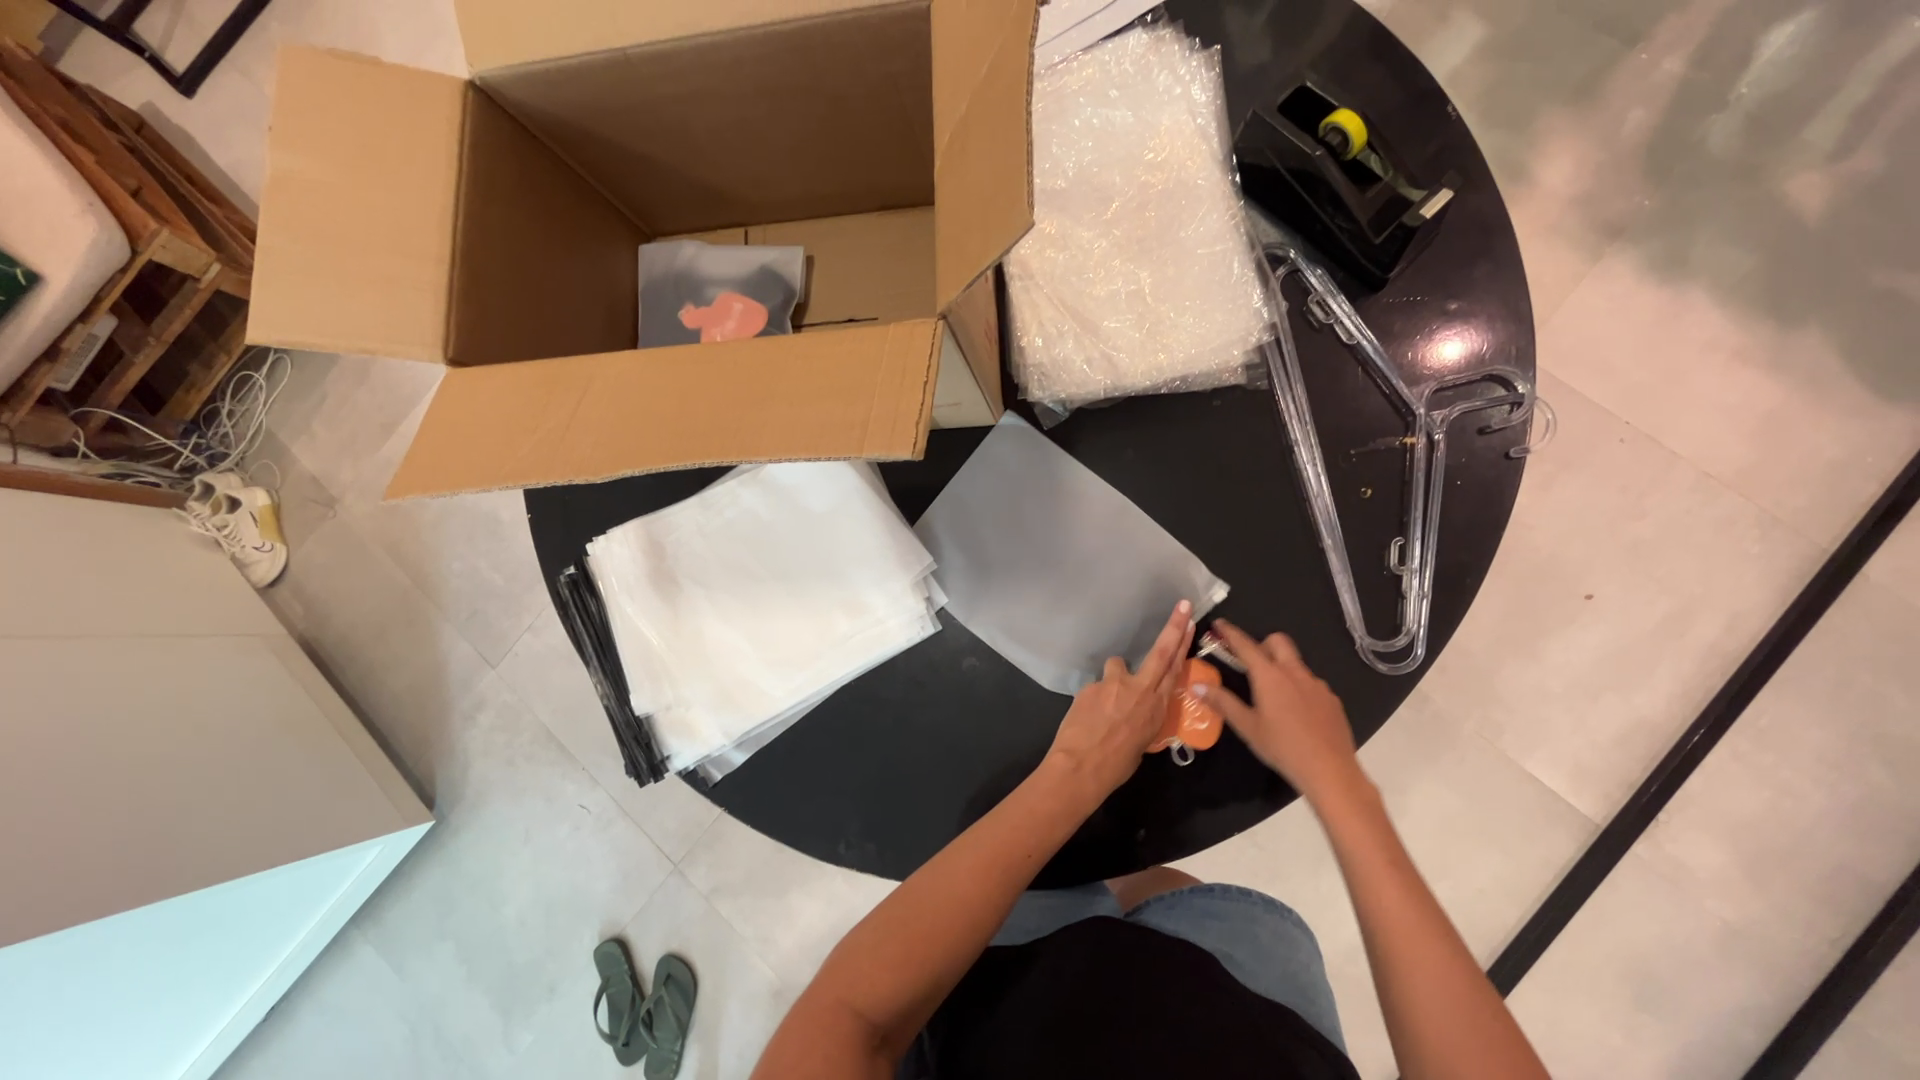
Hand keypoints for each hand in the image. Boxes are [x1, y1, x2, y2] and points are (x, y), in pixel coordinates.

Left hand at [1044, 600, 1196, 802]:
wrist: (1081, 767)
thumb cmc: (1116, 766)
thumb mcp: (1143, 744)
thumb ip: (1143, 720)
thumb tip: (1136, 714)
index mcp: (1157, 707)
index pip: (1174, 669)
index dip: (1182, 645)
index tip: (1189, 623)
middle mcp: (1138, 690)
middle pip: (1160, 653)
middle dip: (1173, 628)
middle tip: (1183, 605)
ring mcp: (1113, 685)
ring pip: (1118, 667)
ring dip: (1116, 677)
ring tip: (1106, 702)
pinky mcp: (1090, 687)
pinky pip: (1096, 687)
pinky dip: (1095, 698)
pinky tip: (1088, 717)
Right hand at [1196, 620, 1364, 804]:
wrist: (1329, 769)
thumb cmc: (1282, 747)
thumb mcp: (1247, 727)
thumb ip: (1223, 702)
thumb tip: (1197, 685)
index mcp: (1270, 676)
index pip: (1246, 646)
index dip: (1231, 633)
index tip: (1220, 623)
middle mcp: (1295, 672)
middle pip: (1278, 641)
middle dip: (1262, 644)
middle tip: (1250, 663)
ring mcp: (1317, 684)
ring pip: (1296, 664)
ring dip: (1282, 668)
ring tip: (1273, 695)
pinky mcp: (1331, 699)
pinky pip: (1311, 683)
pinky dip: (1299, 687)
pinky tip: (1296, 713)